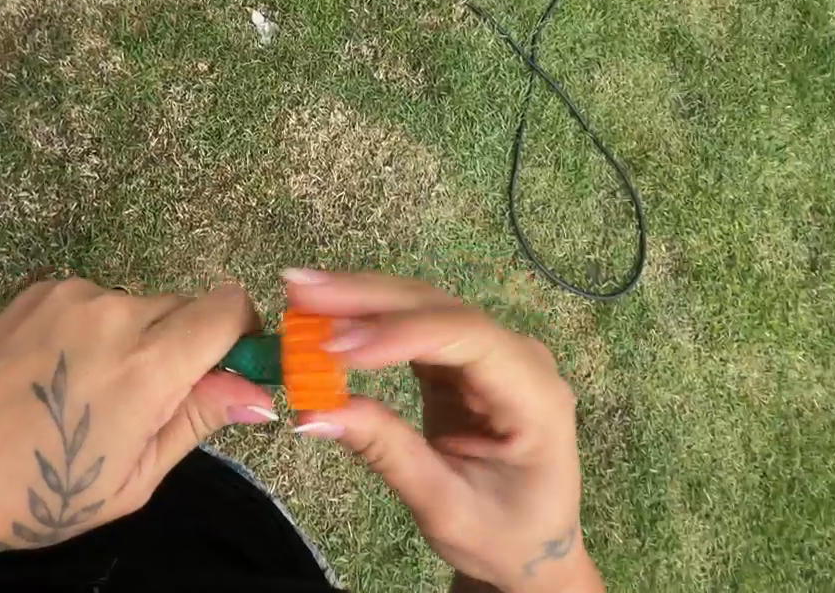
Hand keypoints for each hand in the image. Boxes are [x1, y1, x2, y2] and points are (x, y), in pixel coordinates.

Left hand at [0, 278, 274, 585]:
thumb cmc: (41, 491)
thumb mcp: (134, 477)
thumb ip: (199, 419)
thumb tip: (260, 394)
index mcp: (147, 365)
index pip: (227, 307)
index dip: (239, 331)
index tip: (227, 364)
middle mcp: (115, 312)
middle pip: (184, 306)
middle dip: (183, 344)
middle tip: (145, 396)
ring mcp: (73, 293)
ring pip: (136, 304)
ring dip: (133, 336)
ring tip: (85, 387)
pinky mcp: (40, 287)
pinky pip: (92, 299)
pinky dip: (91, 327)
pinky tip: (53, 369)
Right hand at [284, 270, 600, 592]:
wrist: (528, 545)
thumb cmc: (501, 534)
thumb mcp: (444, 506)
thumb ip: (385, 450)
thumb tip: (312, 411)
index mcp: (535, 394)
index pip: (467, 338)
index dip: (399, 332)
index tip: (337, 345)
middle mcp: (514, 354)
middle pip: (434, 307)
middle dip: (364, 297)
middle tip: (300, 289)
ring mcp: (483, 346)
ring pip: (414, 304)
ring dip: (356, 297)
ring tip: (300, 290)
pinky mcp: (453, 351)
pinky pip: (404, 321)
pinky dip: (362, 315)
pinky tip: (324, 309)